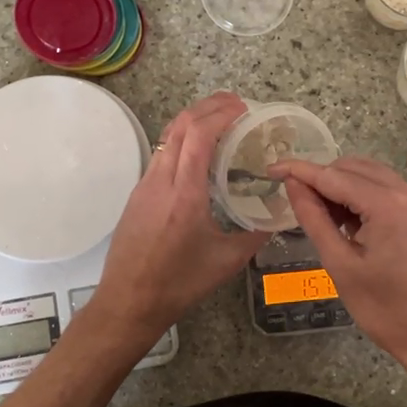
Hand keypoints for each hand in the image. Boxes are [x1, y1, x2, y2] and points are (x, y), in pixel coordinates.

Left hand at [92, 93, 270, 341]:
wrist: (127, 302)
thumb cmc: (178, 284)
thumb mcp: (226, 261)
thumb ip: (255, 235)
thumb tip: (278, 216)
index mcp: (184, 193)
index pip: (199, 134)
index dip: (221, 113)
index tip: (244, 108)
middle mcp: (161, 181)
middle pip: (180, 125)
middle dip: (208, 107)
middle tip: (236, 105)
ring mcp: (145, 185)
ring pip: (167, 137)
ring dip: (193, 121)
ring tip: (220, 122)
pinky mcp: (138, 194)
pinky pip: (161, 154)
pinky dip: (182, 141)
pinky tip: (199, 154)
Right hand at [271, 157, 406, 381]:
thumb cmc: (385, 309)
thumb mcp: (340, 265)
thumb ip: (314, 218)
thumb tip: (292, 185)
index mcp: (388, 205)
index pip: (333, 176)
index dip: (299, 170)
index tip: (271, 169)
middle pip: (351, 168)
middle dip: (320, 179)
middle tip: (296, 203)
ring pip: (367, 174)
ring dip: (339, 186)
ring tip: (320, 215)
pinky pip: (383, 188)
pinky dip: (359, 194)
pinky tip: (345, 220)